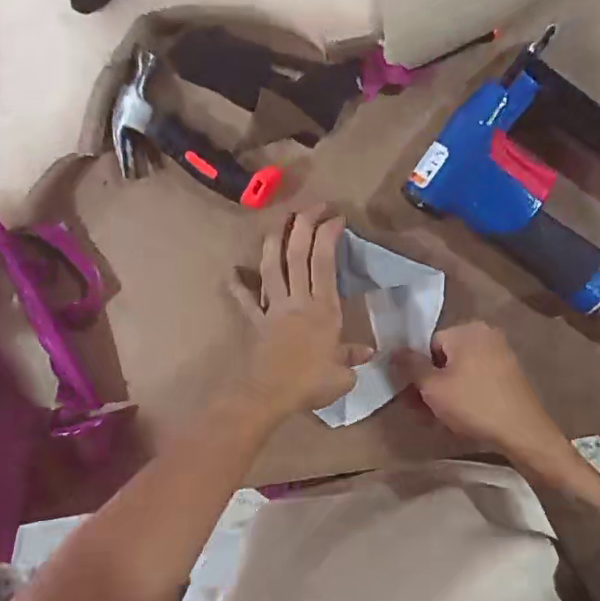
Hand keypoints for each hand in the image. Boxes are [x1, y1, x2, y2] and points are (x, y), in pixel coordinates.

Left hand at [227, 208, 373, 420]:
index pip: (325, 262)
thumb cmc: (309, 383)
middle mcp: (297, 300)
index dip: (329, 235)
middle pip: (297, 254)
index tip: (337, 218)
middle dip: (304, 224)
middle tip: (313, 206)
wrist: (268, 394)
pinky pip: (245, 301)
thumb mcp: (342, 375)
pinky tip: (232, 273)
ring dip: (274, 241)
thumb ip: (352, 358)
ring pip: (271, 267)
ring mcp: (273, 308)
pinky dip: (238, 286)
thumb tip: (367, 352)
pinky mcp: (255, 322)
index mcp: (323, 308)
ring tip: (280, 221)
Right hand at [394, 322, 566, 460]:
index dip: (415, 370)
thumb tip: (394, 350)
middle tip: (418, 409)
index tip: (409, 393)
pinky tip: (456, 415)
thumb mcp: (432, 387)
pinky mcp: (508, 374)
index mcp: (466, 331)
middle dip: (428, 383)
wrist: (521, 431)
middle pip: (443, 358)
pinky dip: (462, 394)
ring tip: (435, 417)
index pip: (427, 344)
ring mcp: (500, 354)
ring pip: (458, 371)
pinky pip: (475, 379)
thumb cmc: (472, 404)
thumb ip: (410, 366)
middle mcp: (485, 336)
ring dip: (442, 392)